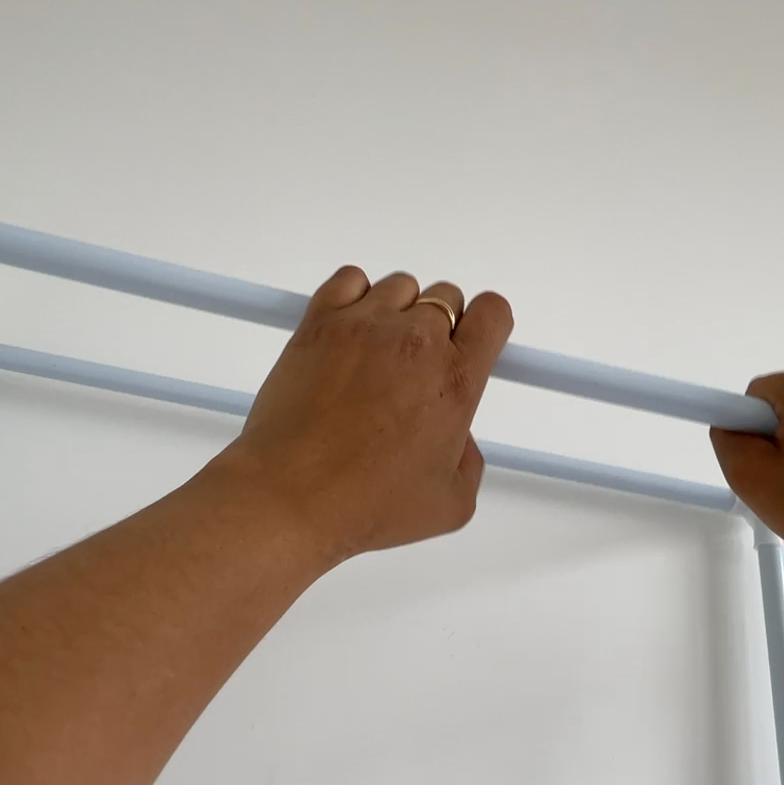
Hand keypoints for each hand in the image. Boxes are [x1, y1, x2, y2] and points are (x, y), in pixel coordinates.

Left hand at [216, 265, 513, 563]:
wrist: (291, 495)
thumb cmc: (367, 504)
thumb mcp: (450, 504)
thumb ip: (470, 462)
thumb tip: (458, 439)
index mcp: (456, 380)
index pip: (492, 313)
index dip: (486, 326)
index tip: (473, 343)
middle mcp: (417, 341)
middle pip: (446, 297)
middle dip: (440, 327)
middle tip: (416, 367)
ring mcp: (366, 325)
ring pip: (400, 287)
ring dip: (398, 312)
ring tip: (377, 354)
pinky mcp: (320, 322)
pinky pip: (349, 279)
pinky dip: (355, 297)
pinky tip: (349, 332)